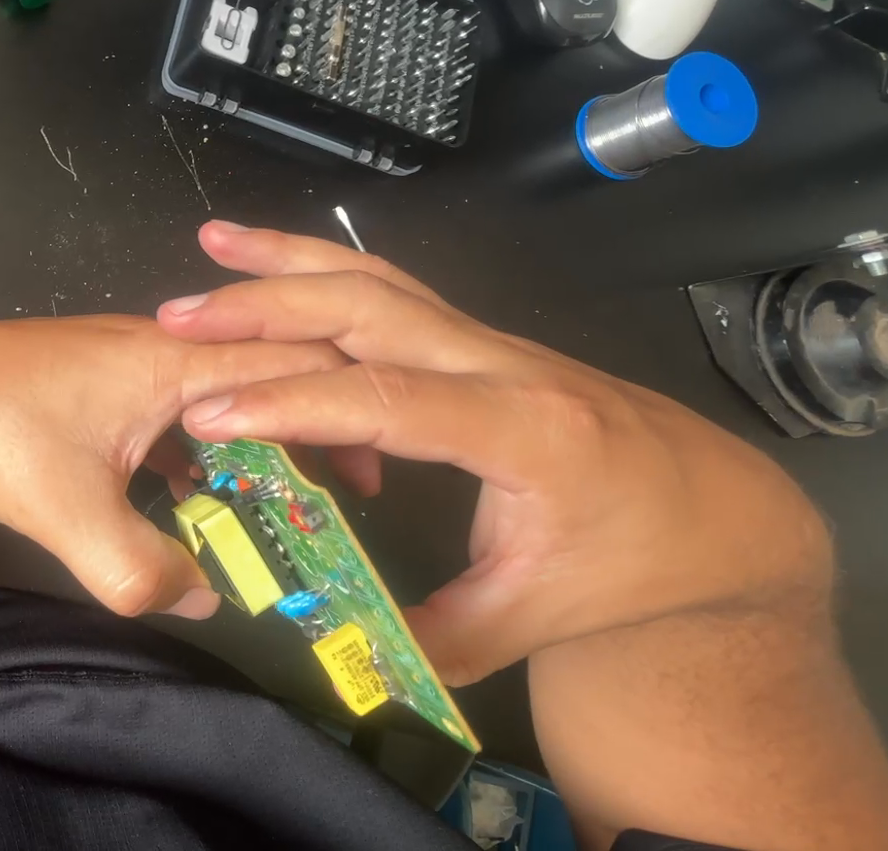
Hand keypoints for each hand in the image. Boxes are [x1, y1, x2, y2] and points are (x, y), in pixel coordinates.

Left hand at [0, 316, 345, 619]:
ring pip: (215, 392)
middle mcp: (159, 347)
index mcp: (171, 363)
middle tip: (328, 501)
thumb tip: (208, 599)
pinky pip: (171, 403)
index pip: (293, 367)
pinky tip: (189, 493)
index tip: (363, 485)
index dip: (345, 419)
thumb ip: (146, 570)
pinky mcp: (100, 377)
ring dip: (247, 443)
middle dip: (304, 434)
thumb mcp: (70, 516)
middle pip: (262, 375)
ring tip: (268, 505)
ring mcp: (126, 357)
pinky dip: (197, 444)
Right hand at [156, 222, 834, 685]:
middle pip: (367, 308)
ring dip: (285, 257)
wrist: (710, 509)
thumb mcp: (537, 615)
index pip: (385, 398)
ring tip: (211, 241)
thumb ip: (436, 632)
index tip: (207, 413)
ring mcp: (481, 337)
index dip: (289, 403)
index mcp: (524, 429)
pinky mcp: (463, 334)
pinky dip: (317, 262)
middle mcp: (498, 362)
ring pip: (372, 276)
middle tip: (178, 316)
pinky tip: (266, 259)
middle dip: (263, 306)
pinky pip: (382, 285)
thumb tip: (337, 647)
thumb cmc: (626, 563)